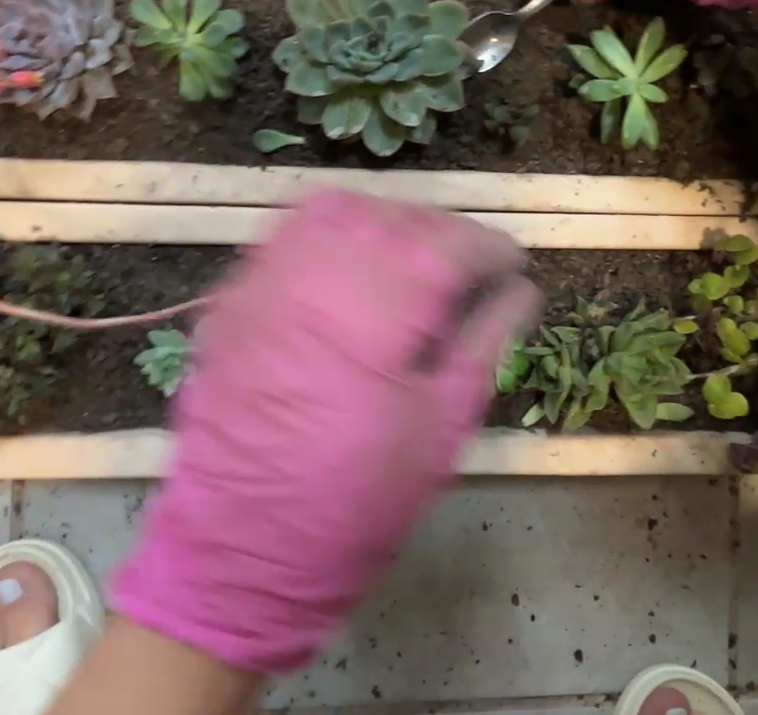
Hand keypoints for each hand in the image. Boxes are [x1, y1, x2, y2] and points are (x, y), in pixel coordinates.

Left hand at [108, 190, 541, 673]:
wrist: (240, 548)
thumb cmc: (357, 499)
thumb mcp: (441, 428)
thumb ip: (484, 343)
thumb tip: (523, 290)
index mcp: (377, 318)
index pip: (447, 245)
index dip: (489, 246)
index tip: (514, 263)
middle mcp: (316, 280)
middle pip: (396, 217)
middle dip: (445, 231)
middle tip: (472, 266)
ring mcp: (265, 281)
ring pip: (341, 209)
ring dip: (390, 221)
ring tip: (415, 257)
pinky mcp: (233, 296)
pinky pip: (288, 229)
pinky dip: (333, 228)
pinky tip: (354, 261)